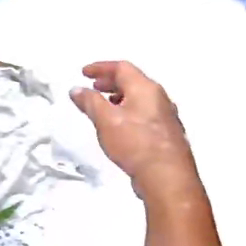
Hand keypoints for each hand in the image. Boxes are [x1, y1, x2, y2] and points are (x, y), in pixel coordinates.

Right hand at [70, 61, 204, 205]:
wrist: (168, 178)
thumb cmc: (135, 143)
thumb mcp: (105, 120)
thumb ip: (90, 102)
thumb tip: (77, 89)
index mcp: (145, 88)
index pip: (122, 67)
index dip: (101, 67)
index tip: (84, 73)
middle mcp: (159, 98)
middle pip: (133, 81)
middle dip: (110, 81)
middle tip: (93, 87)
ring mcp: (166, 116)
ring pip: (139, 98)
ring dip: (120, 97)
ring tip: (104, 106)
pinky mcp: (167, 134)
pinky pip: (145, 113)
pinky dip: (129, 111)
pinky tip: (120, 126)